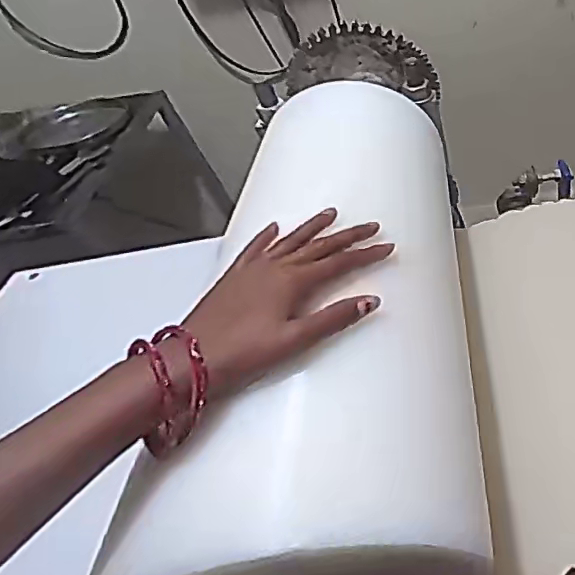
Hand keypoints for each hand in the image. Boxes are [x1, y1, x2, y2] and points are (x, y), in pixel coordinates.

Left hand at [173, 208, 393, 392]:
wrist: (189, 359)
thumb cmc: (239, 354)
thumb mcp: (295, 340)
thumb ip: (334, 318)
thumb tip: (367, 302)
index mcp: (292, 282)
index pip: (339, 262)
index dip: (365, 254)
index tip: (384, 248)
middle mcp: (274, 268)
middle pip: (320, 245)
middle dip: (349, 235)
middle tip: (370, 228)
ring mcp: (253, 269)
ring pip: (291, 240)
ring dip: (314, 227)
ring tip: (331, 214)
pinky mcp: (235, 276)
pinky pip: (257, 246)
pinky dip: (269, 235)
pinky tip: (275, 227)